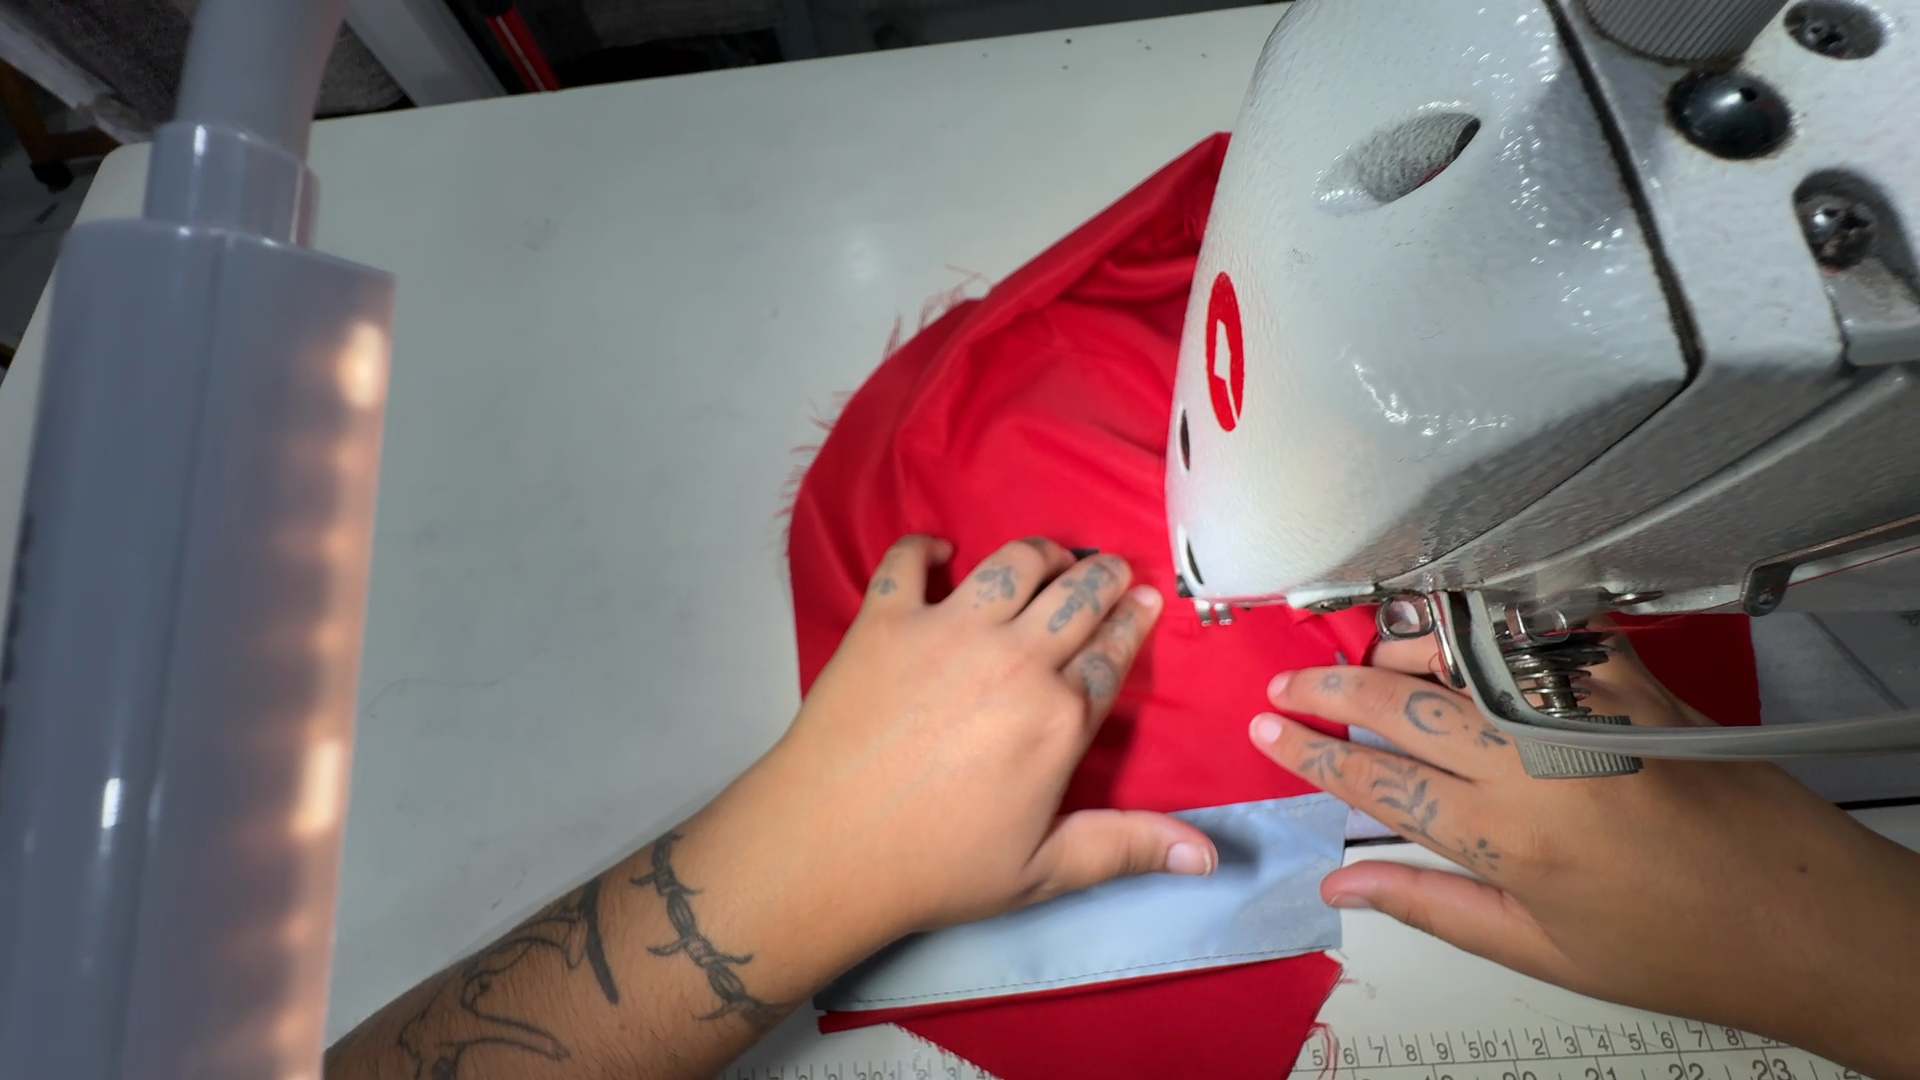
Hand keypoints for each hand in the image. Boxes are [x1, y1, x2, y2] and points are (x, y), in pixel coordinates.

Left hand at [697, 537, 1213, 965]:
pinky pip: (908, 560)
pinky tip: (941, 551)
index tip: (1147, 599)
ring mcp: (946, 630)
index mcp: (1056, 717)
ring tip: (1052, 556)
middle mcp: (1012, 659)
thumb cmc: (935, 866)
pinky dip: (926, 548)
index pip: (1111, 655)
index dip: (1134, 624)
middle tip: (1112, 568)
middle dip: (1105, 575)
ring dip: (1042, 552)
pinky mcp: (885, 618)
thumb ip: (1126, 847)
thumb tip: (1209, 857)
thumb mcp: (1042, 871)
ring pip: (1012, 564)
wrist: (824, 848)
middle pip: (1076, 597)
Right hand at [1249, 634, 1919, 1076]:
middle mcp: (1542, 764)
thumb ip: (1428, 904)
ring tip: (1364, 674)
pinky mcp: (1625, 683)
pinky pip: (1523, 639)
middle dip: (1323, 690)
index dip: (1307, 753)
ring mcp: (1585, 713)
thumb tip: (1340, 883)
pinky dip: (1470, 640)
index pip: (1373, 779)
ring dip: (1389, 657)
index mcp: (1515, 837)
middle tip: (1284, 687)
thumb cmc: (1685, 951)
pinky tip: (1449, 656)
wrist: (1832, 925)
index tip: (1266, 732)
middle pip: (1395, 702)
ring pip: (1450, 656)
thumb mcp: (1543, 951)